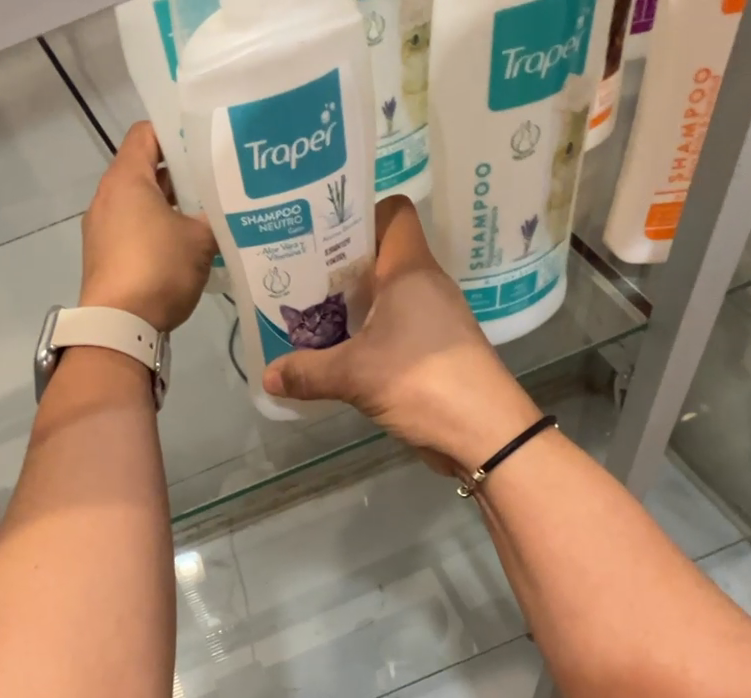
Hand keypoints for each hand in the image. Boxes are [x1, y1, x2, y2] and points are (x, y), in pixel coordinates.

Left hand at [79, 123, 219, 332]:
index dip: (176, 133)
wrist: (119, 326)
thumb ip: (214, 219)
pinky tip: (182, 251)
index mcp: (126, 178)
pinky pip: (133, 233)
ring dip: (169, 209)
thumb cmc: (158, 269)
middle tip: (213, 185)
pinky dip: (155, 235)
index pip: (147, 133)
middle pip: (144, 171)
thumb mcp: (200, 240)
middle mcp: (107, 197)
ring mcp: (101, 229)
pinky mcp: (103, 258)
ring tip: (203, 220)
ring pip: (140, 205)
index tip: (204, 146)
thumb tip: (222, 216)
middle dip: (180, 176)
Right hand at [260, 197, 544, 471]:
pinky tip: (337, 352)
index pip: (392, 213)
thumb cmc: (423, 382)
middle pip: (379, 257)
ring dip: (350, 305)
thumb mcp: (354, 375)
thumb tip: (267, 375)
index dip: (358, 216)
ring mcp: (431, 319)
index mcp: (410, 270)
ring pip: (384, 296)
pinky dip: (365, 335)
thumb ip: (307, 372)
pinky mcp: (432, 350)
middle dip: (338, 266)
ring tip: (309, 315)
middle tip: (297, 278)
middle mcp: (424, 285)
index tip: (320, 235)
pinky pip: (391, 329)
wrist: (482, 432)